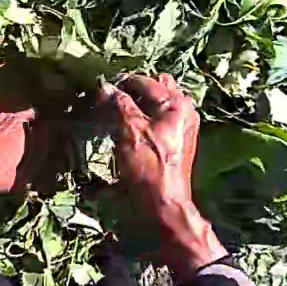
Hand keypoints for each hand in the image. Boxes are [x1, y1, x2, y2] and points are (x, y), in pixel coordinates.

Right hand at [100, 74, 225, 277]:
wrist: (164, 204)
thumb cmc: (148, 167)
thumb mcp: (129, 131)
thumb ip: (120, 104)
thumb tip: (106, 86)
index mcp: (177, 103)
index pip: (144, 81)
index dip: (122, 84)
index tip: (102, 90)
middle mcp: (185, 109)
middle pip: (156, 88)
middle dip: (134, 91)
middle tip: (112, 101)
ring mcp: (184, 125)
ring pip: (158, 103)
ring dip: (139, 104)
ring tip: (117, 114)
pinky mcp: (178, 139)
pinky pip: (160, 118)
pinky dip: (145, 118)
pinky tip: (129, 127)